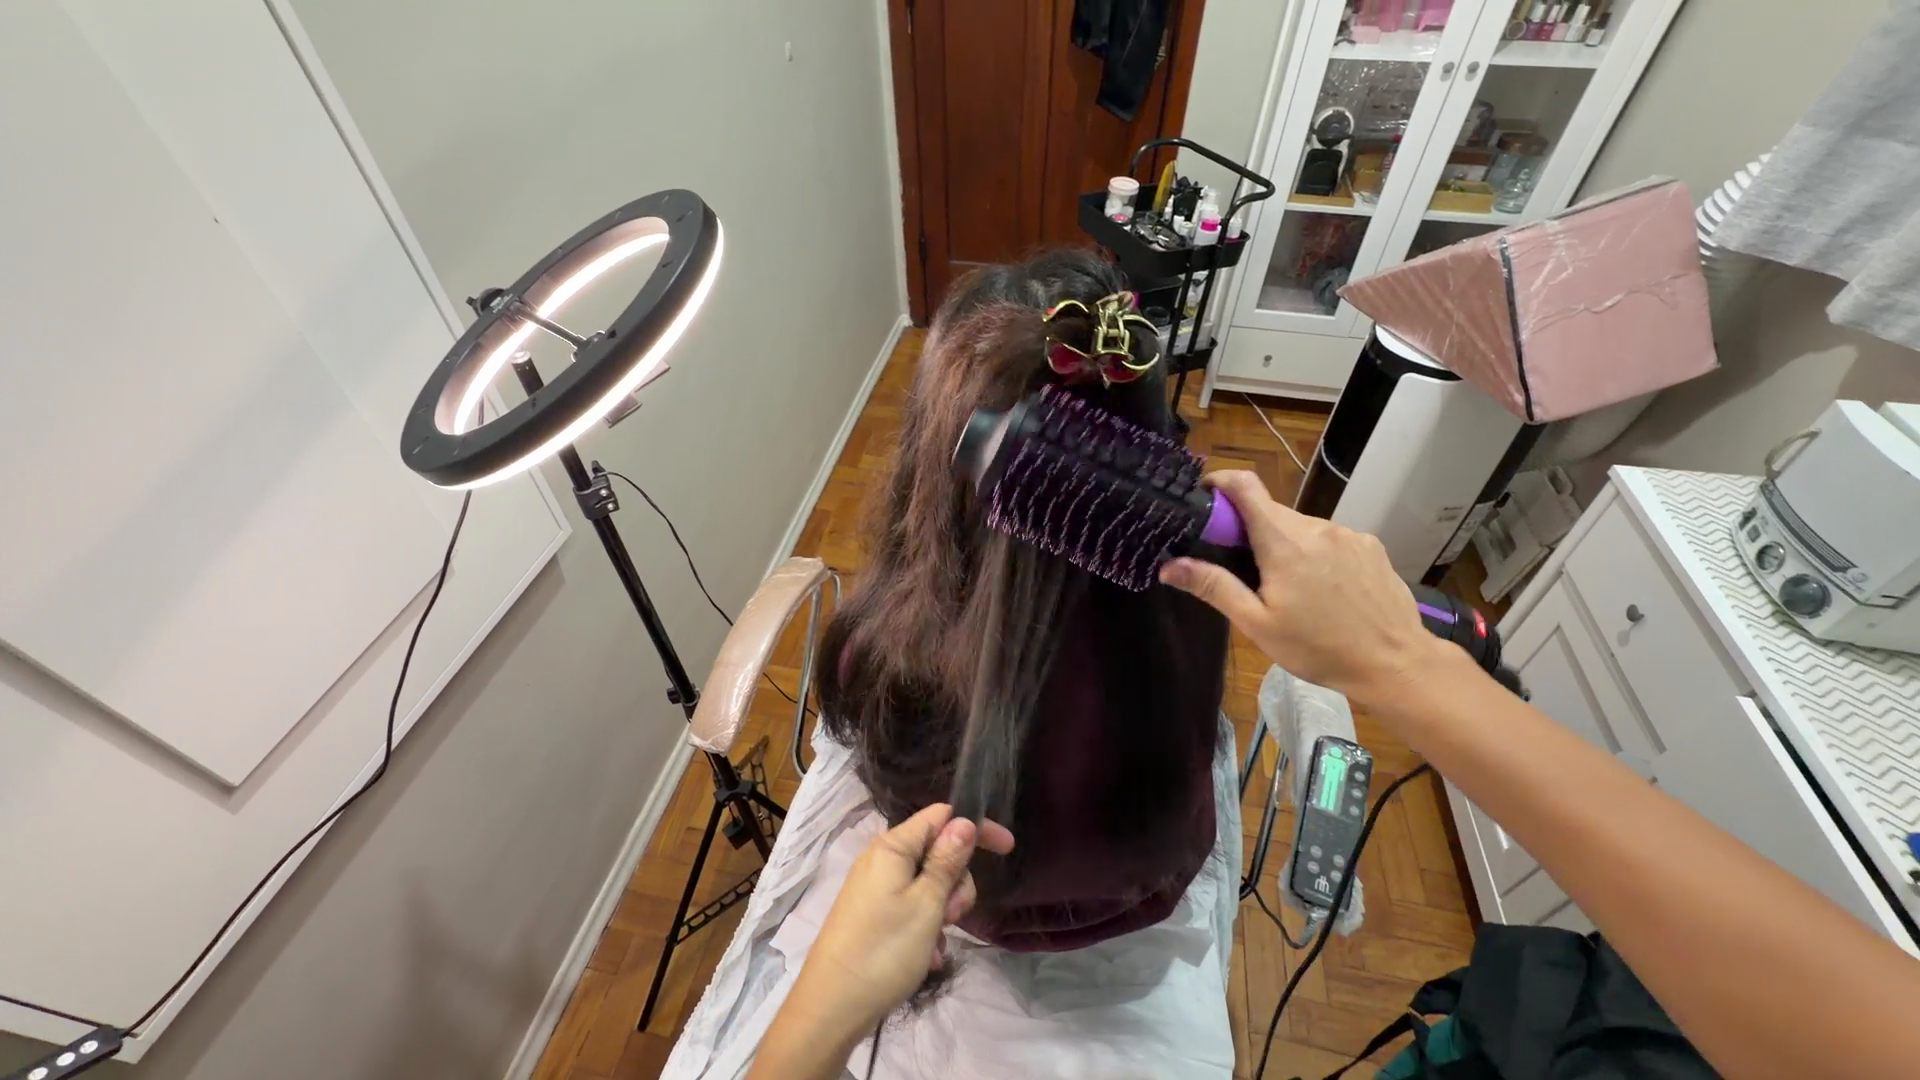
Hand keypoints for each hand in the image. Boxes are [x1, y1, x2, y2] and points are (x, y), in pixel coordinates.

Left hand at [789, 804, 1014, 1036]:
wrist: (831, 1007)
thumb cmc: (884, 950)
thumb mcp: (927, 904)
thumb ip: (947, 860)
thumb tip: (964, 820)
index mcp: (893, 847)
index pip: (942, 816)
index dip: (975, 828)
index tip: (1007, 849)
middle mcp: (881, 860)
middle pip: (937, 852)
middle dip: (957, 882)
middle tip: (954, 915)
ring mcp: (875, 889)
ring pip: (927, 885)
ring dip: (942, 911)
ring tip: (937, 943)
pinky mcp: (872, 916)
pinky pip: (911, 909)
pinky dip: (925, 928)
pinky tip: (926, 958)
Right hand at [1159, 470, 1444, 708]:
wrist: (1395, 663)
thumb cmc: (1318, 648)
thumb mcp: (1257, 624)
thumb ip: (1214, 587)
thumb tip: (1169, 566)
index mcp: (1283, 543)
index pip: (1245, 487)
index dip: (1219, 483)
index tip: (1204, 500)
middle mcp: (1316, 527)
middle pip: (1270, 511)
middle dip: (1249, 530)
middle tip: (1242, 568)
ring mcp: (1347, 533)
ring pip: (1299, 526)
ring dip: (1283, 544)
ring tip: (1288, 588)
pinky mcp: (1369, 544)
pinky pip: (1328, 537)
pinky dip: (1314, 552)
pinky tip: (1323, 588)